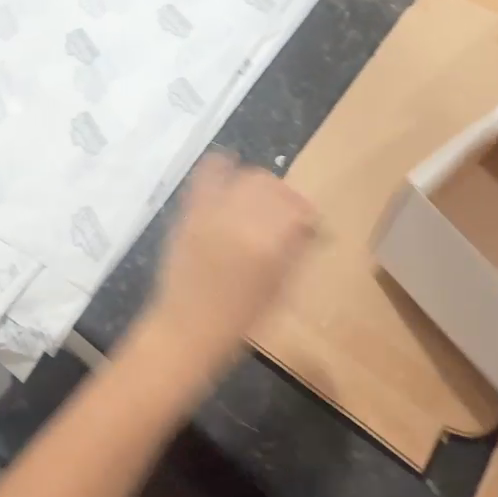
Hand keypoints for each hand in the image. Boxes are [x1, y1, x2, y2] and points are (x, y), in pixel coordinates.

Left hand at [140, 152, 317, 373]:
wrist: (186, 330)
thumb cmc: (239, 321)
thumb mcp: (279, 291)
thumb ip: (296, 254)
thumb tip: (311, 230)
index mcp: (268, 244)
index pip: (298, 211)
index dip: (308, 215)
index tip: (312, 224)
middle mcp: (242, 220)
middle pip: (273, 187)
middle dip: (287, 197)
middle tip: (290, 212)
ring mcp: (212, 213)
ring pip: (246, 178)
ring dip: (260, 184)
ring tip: (263, 198)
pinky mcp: (190, 212)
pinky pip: (206, 175)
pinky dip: (220, 166)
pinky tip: (229, 168)